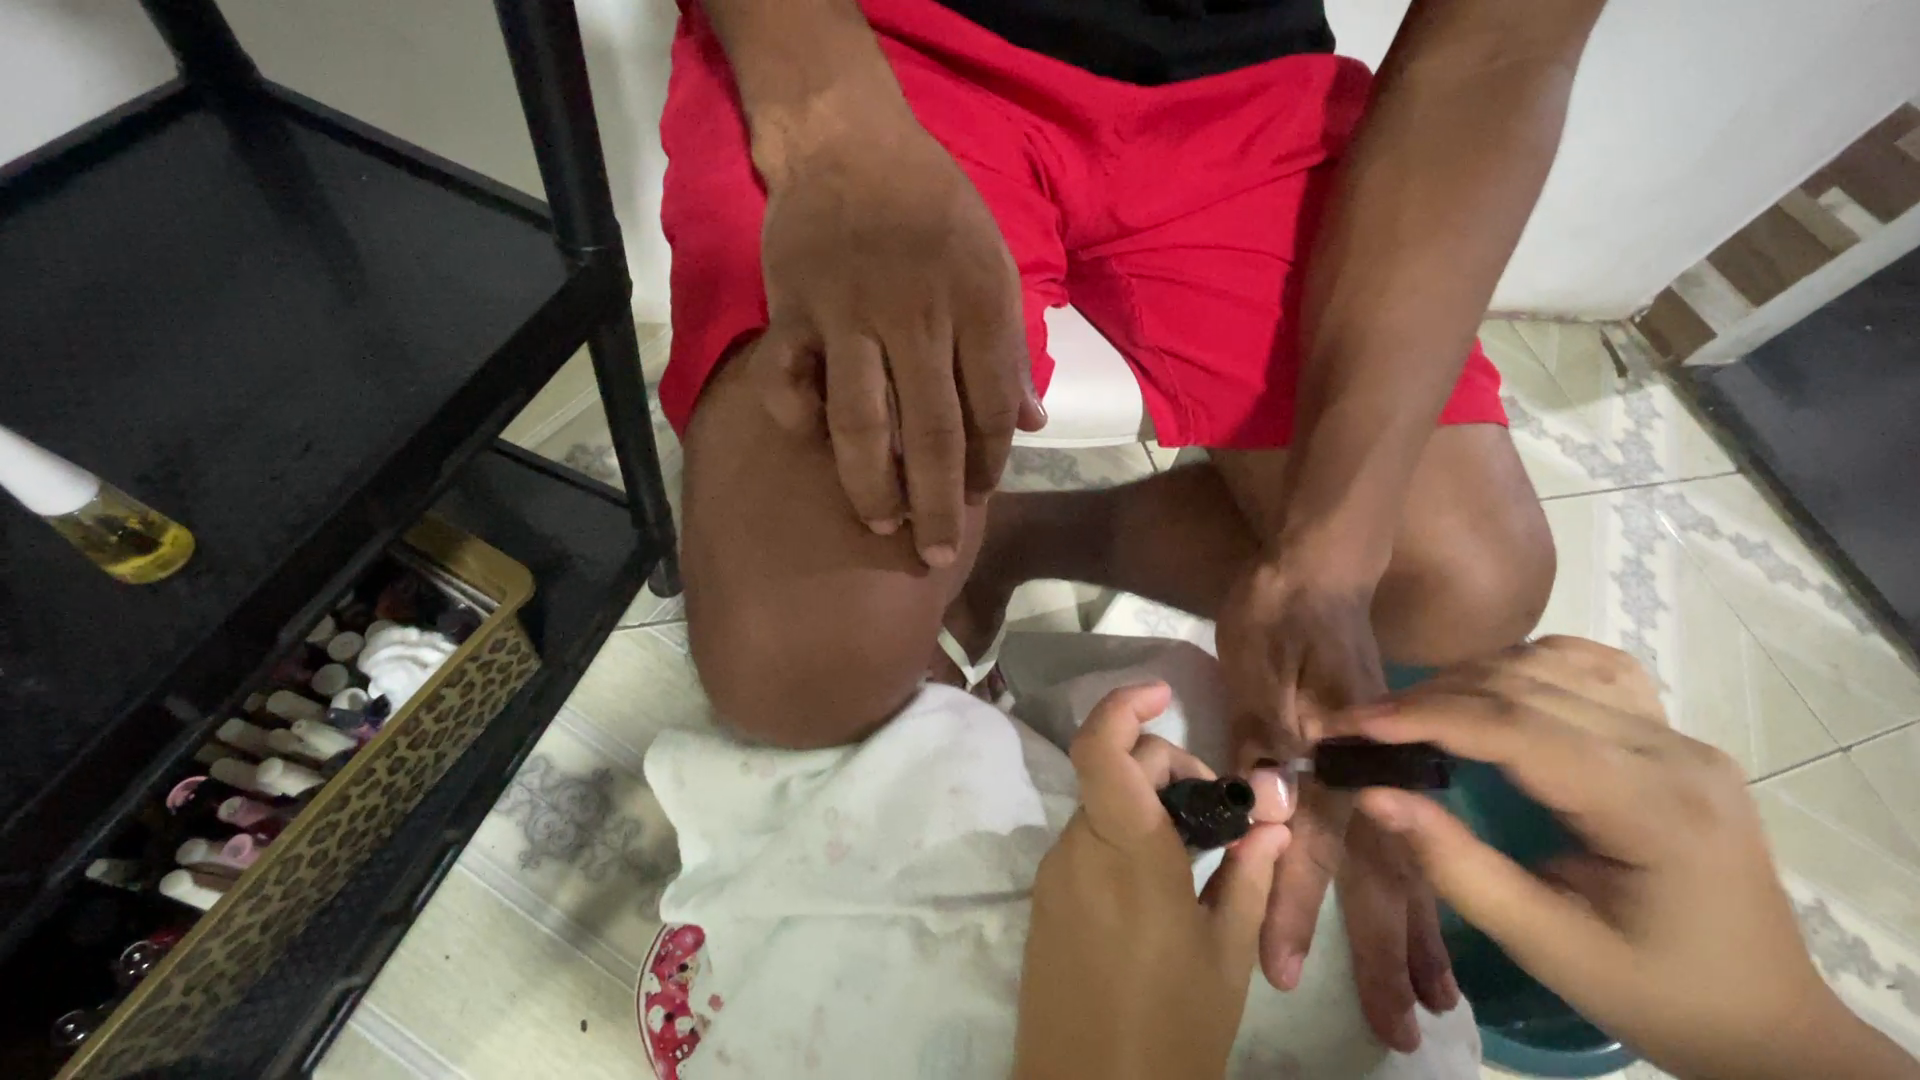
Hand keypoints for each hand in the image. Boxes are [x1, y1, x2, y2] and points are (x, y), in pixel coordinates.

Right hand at [754, 100, 1042, 567]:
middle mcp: (917, 314)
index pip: (991, 406)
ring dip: (873, 484)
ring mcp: (850, 313)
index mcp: (977, 300)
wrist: (846, 139)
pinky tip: (812, 447)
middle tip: (938, 555)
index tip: (981, 495)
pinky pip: (789, 382)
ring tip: (884, 526)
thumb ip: (1010, 345)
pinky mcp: (793, 309)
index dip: (990, 462)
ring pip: (862, 421)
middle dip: (939, 503)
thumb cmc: (932, 205)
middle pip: (933, 430)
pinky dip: (797, 419)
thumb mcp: (992, 261)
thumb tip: (1033, 422)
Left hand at [1013, 683, 1292, 1079]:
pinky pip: (1088, 843)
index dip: (1125, 705)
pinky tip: (1164, 885)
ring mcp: (1055, 874)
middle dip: (1168, 766)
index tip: (1164, 693)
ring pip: (1103, 805)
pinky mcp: (1046, 900)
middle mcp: (1078, 848)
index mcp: (1127, 852)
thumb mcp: (1227, 955)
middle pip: (1115, 770)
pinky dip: (1125, 837)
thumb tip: (1270, 819)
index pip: (1102, 748)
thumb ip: (1249, 875)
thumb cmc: (1170, 1030)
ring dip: (1149, 805)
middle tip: (1220, 811)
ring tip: (1201, 855)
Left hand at [1216, 561, 1456, 1050]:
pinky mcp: (1380, 753)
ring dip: (1413, 927)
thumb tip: (1266, 814)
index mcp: (1328, 762)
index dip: (1301, 916)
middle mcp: (1364, 775)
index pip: (1316, 855)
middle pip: (1378, 875)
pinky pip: (1399, 825)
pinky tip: (1425, 903)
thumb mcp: (1252, 680)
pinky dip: (1415, 874)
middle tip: (1404, 1028)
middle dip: (1382, 951)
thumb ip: (1262, 745)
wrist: (1317, 570)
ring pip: (1400, 858)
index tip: (1287, 977)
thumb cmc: (1274, 621)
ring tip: (1433, 994)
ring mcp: (1379, 765)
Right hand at [1336, 636, 1919, 1079]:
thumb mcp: (1546, 947)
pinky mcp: (1673, 734)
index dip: (1424, 717)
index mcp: (1655, 810)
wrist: (1766, 1021)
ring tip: (1411, 714)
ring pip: (1552, 662)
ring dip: (1468, 678)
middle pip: (1528, 686)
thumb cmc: (1655, 993)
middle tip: (1358, 725)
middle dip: (1429, 698)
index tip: (1348, 725)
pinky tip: (1488, 690)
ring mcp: (1681, 735)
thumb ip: (1457, 866)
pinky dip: (1522, 665)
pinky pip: (1587, 667)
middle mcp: (1676, 753)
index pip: (1519, 729)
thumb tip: (1371, 793)